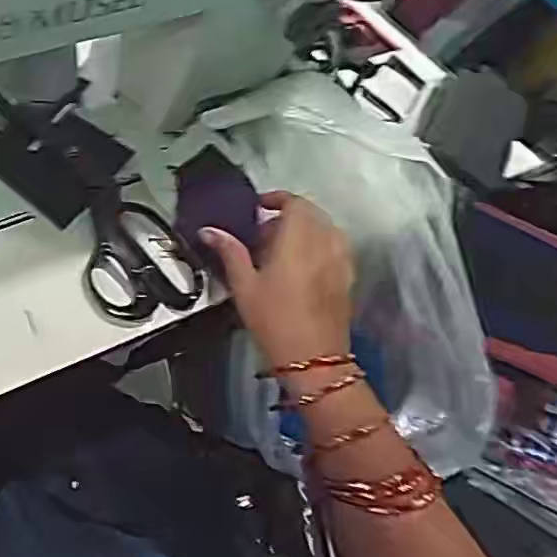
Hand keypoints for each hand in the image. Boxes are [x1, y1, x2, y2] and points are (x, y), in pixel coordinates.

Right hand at [198, 192, 354, 364]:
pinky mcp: (347, 278)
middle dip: (287, 215)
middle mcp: (325, 246)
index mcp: (298, 242)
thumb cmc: (274, 320)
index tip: (258, 206)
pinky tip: (298, 266)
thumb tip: (209, 231)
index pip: (296, 203)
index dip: (277, 198)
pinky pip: (334, 247)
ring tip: (278, 248)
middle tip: (261, 232)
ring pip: (325, 229)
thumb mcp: (243, 284)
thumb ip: (229, 252)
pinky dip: (317, 245)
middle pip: (312, 214)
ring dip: (303, 229)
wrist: (313, 358)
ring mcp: (340, 262)